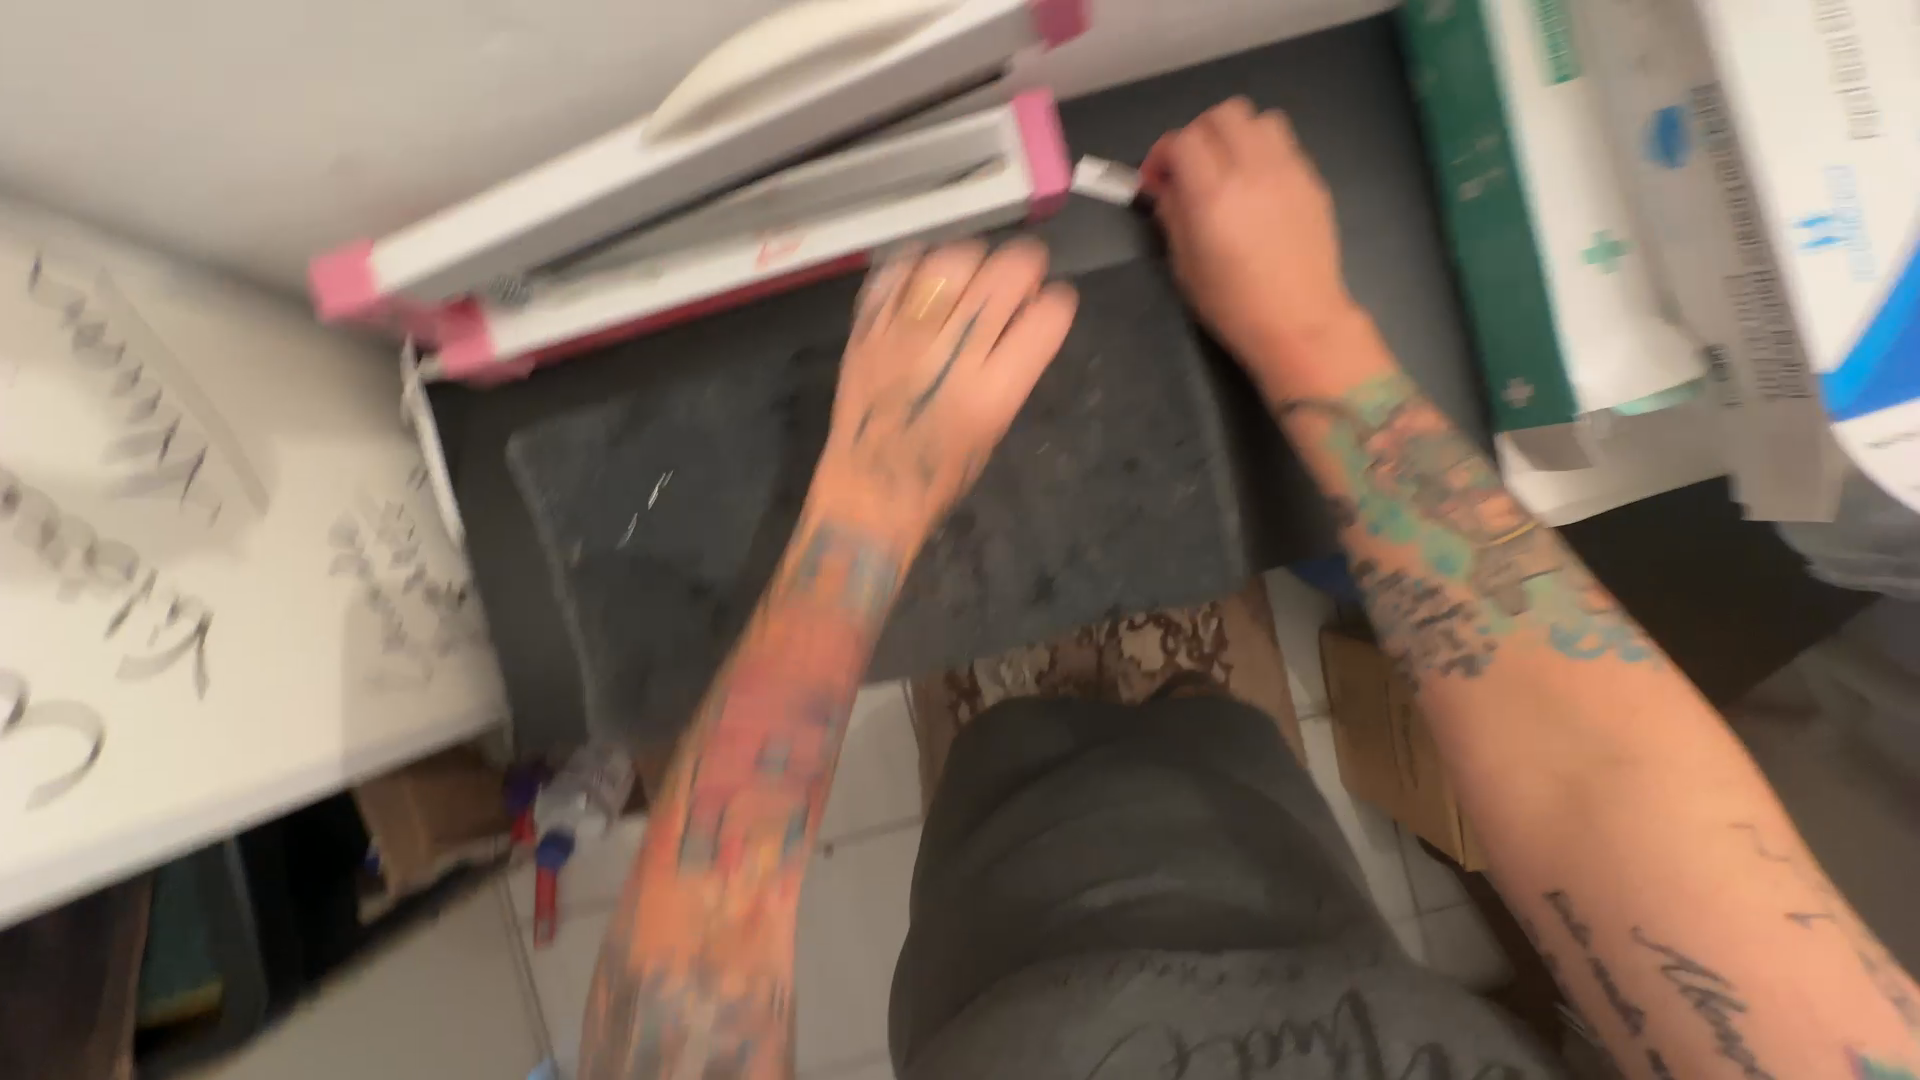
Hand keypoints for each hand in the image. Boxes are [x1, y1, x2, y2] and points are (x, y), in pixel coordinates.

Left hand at [810, 238, 1077, 549]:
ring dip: (973, 258)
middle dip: (1026, 265)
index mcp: (993, 394)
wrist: (867, 494)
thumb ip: (1010, 372)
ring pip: (950, 263)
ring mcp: (904, 339)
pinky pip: (895, 273)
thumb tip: (1023, 317)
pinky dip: (918, 263)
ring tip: (974, 271)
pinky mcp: (866, 332)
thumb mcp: (993, 429)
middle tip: (1022, 273)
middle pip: (1004, 278)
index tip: (1053, 303)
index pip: (1046, 318)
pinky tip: (929, 276)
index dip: (1057, 303)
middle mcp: (951, 357)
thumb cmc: (940, 476)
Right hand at [1142, 98, 1361, 394]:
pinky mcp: (1311, 180)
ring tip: (1225, 169)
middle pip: (1222, 114)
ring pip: (1258, 119)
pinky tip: (1254, 187)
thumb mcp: (1185, 266)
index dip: (1162, 153)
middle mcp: (1253, 170)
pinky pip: (1283, 144)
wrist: (1297, 320)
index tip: (1155, 180)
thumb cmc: (1232, 304)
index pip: (1183, 140)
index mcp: (1213, 195)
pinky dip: (1261, 151)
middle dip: (1198, 134)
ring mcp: (1289, 170)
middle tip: (1189, 168)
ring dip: (1234, 135)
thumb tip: (1166, 188)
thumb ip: (1173, 216)